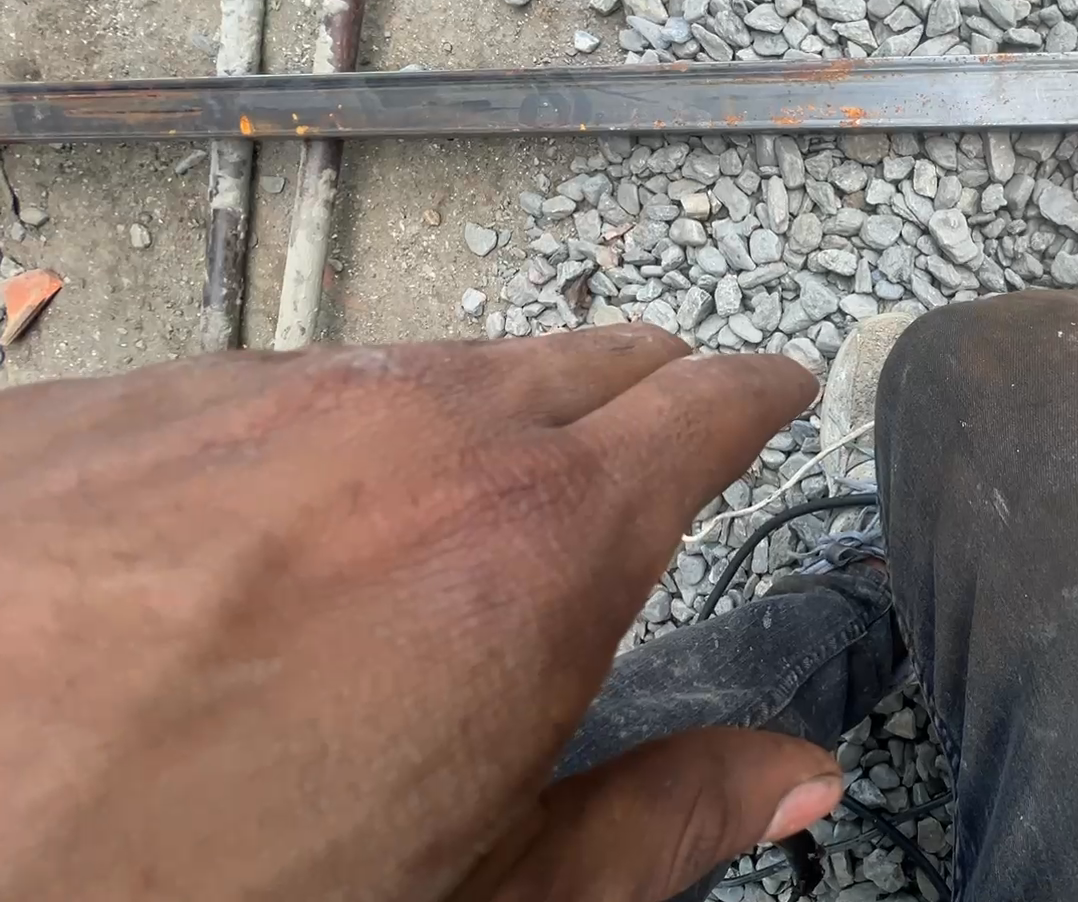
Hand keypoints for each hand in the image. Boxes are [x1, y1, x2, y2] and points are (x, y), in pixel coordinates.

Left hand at [0, 326, 842, 901]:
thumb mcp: (484, 900)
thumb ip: (674, 813)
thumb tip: (810, 778)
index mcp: (549, 538)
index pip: (712, 401)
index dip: (764, 389)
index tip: (783, 389)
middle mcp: (438, 426)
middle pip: (611, 355)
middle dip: (660, 388)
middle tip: (661, 445)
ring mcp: (284, 389)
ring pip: (471, 363)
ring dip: (512, 414)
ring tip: (470, 509)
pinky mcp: (142, 393)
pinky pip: (319, 376)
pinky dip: (366, 427)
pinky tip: (289, 526)